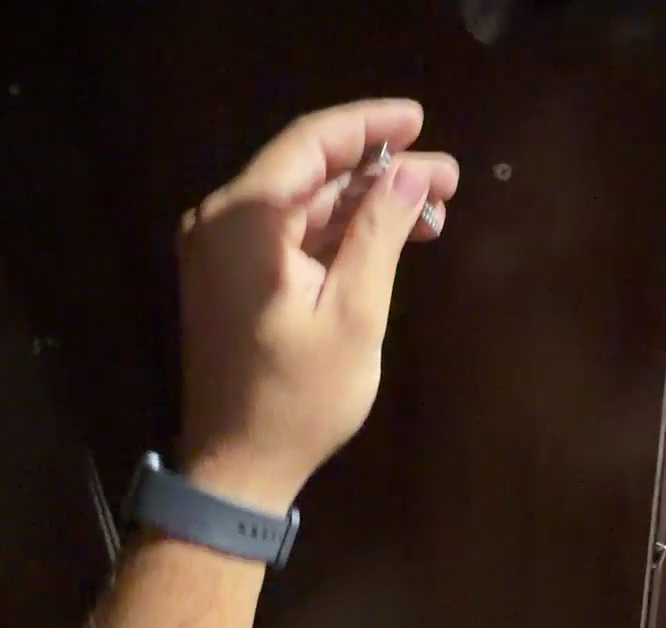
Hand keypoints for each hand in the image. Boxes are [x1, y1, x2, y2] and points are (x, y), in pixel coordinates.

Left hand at [177, 99, 457, 511]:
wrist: (239, 467)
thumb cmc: (299, 399)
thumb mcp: (353, 315)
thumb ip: (379, 235)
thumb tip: (408, 174)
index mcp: (245, 219)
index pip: (311, 143)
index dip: (370, 127)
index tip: (421, 122)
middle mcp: (221, 222)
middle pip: (308, 176)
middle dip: (378, 175)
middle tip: (445, 182)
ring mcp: (219, 254)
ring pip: (300, 209)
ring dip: (360, 209)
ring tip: (428, 214)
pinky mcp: (228, 283)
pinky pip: (285, 242)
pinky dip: (332, 240)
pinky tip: (380, 243)